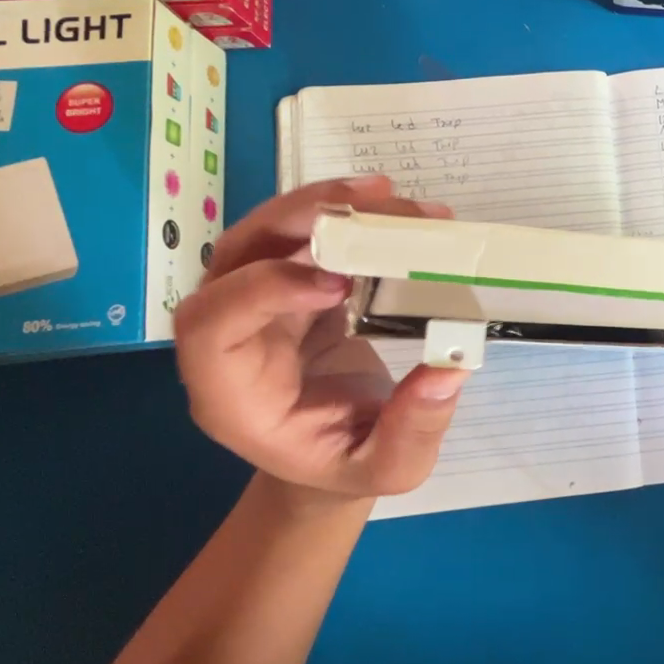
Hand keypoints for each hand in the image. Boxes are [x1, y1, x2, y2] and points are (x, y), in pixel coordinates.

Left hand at [174, 175, 470, 502]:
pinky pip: (303, 237)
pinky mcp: (288, 285)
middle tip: (372, 204)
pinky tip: (390, 209)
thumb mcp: (390, 469)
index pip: (212, 326)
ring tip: (389, 194)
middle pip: (233, 259)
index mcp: (232, 393)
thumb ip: (414, 430)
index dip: (264, 290)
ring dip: (323, 205)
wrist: (330, 452)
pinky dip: (345, 216)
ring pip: (266, 234)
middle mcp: (232, 338)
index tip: (340, 283)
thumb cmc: (347, 464)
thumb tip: (451, 368)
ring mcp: (257, 304)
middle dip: (297, 219)